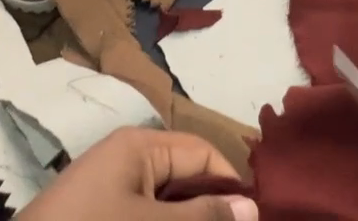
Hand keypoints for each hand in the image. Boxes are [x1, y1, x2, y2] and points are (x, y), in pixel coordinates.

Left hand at [21, 127, 257, 220]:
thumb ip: (202, 215)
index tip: (255, 219)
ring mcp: (113, 190)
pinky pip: (146, 213)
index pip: (202, 153)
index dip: (231, 185)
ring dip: (188, 218)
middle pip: (187, 178)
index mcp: (140, 145)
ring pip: (168, 202)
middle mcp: (129, 159)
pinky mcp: (101, 212)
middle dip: (209, 209)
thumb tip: (253, 207)